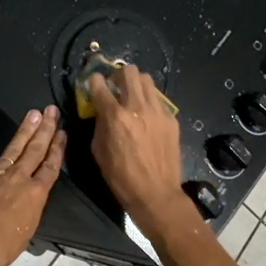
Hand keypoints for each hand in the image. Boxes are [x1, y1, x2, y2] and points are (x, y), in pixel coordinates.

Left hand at [0, 106, 65, 265]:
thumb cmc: (6, 245)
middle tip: (51, 110)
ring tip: (32, 113)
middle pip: (35, 150)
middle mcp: (18, 178)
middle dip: (45, 129)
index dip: (57, 148)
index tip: (62, 132)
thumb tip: (30, 201)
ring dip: (23, 131)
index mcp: (35, 193)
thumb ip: (30, 208)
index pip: (50, 166)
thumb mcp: (29, 229)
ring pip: (12, 148)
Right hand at [87, 65, 186, 225]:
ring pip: (147, 79)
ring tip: (133, 96)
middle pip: (129, 71)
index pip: (100, 84)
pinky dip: (149, 101)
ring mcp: (158, 111)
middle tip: (115, 86)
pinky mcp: (172, 118)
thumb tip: (101, 110)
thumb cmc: (122, 178)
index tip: (93, 82)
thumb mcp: (99, 152)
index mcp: (116, 116)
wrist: (157, 194)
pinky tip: (147, 115)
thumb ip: (99, 125)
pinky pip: (159, 99)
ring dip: (136, 84)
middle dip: (118, 75)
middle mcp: (137, 107)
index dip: (93, 80)